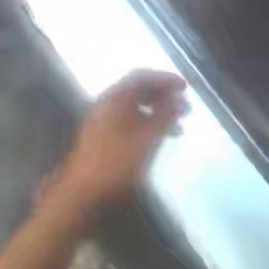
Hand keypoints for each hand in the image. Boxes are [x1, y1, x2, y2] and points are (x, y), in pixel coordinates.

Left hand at [52, 71, 187, 210]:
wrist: (82, 192)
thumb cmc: (115, 164)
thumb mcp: (145, 141)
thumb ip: (164, 118)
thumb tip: (179, 99)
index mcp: (113, 99)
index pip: (141, 76)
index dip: (165, 78)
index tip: (186, 88)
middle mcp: (106, 104)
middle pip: (137, 89)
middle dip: (163, 95)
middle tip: (185, 107)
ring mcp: (102, 119)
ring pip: (133, 106)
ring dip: (156, 110)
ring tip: (178, 124)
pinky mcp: (102, 135)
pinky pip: (128, 119)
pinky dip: (146, 123)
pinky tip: (159, 138)